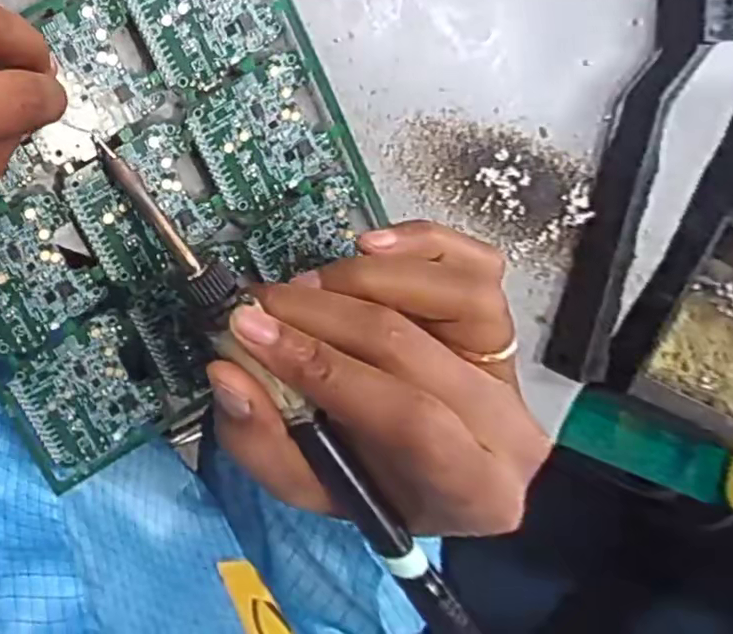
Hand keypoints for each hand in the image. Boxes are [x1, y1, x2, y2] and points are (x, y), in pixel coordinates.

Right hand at [205, 221, 549, 535]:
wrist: (404, 464)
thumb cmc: (351, 475)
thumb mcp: (296, 482)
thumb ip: (257, 439)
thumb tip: (226, 371)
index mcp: (468, 488)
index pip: (409, 417)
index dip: (320, 365)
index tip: (246, 328)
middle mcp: (502, 427)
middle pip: (405, 346)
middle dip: (311, 314)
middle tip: (252, 304)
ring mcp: (506, 370)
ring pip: (453, 297)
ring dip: (357, 280)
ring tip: (302, 287)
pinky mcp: (496, 325)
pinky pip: (476, 265)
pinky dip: (421, 242)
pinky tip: (366, 243)